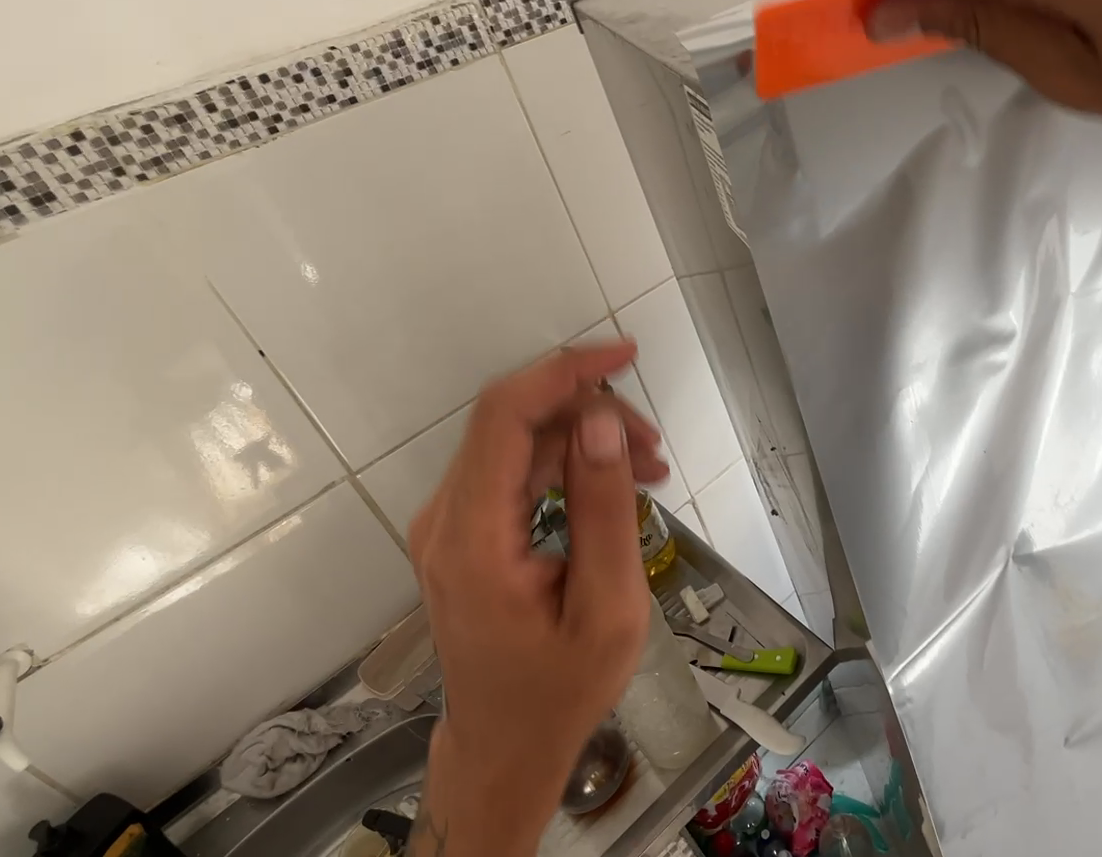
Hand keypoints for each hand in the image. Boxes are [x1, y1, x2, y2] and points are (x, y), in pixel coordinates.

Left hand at [406, 342, 668, 855]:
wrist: (505, 747)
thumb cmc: (560, 690)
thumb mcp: (607, 607)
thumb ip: (604, 509)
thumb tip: (603, 421)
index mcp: (472, 536)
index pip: (506, 415)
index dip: (565, 371)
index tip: (625, 354)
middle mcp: (446, 517)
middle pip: (515, 421)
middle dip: (590, 412)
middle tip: (654, 447)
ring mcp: (450, 523)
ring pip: (519, 442)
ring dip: (585, 440)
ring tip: (650, 468)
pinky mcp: (465, 530)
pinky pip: (517, 472)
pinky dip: (568, 466)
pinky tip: (618, 484)